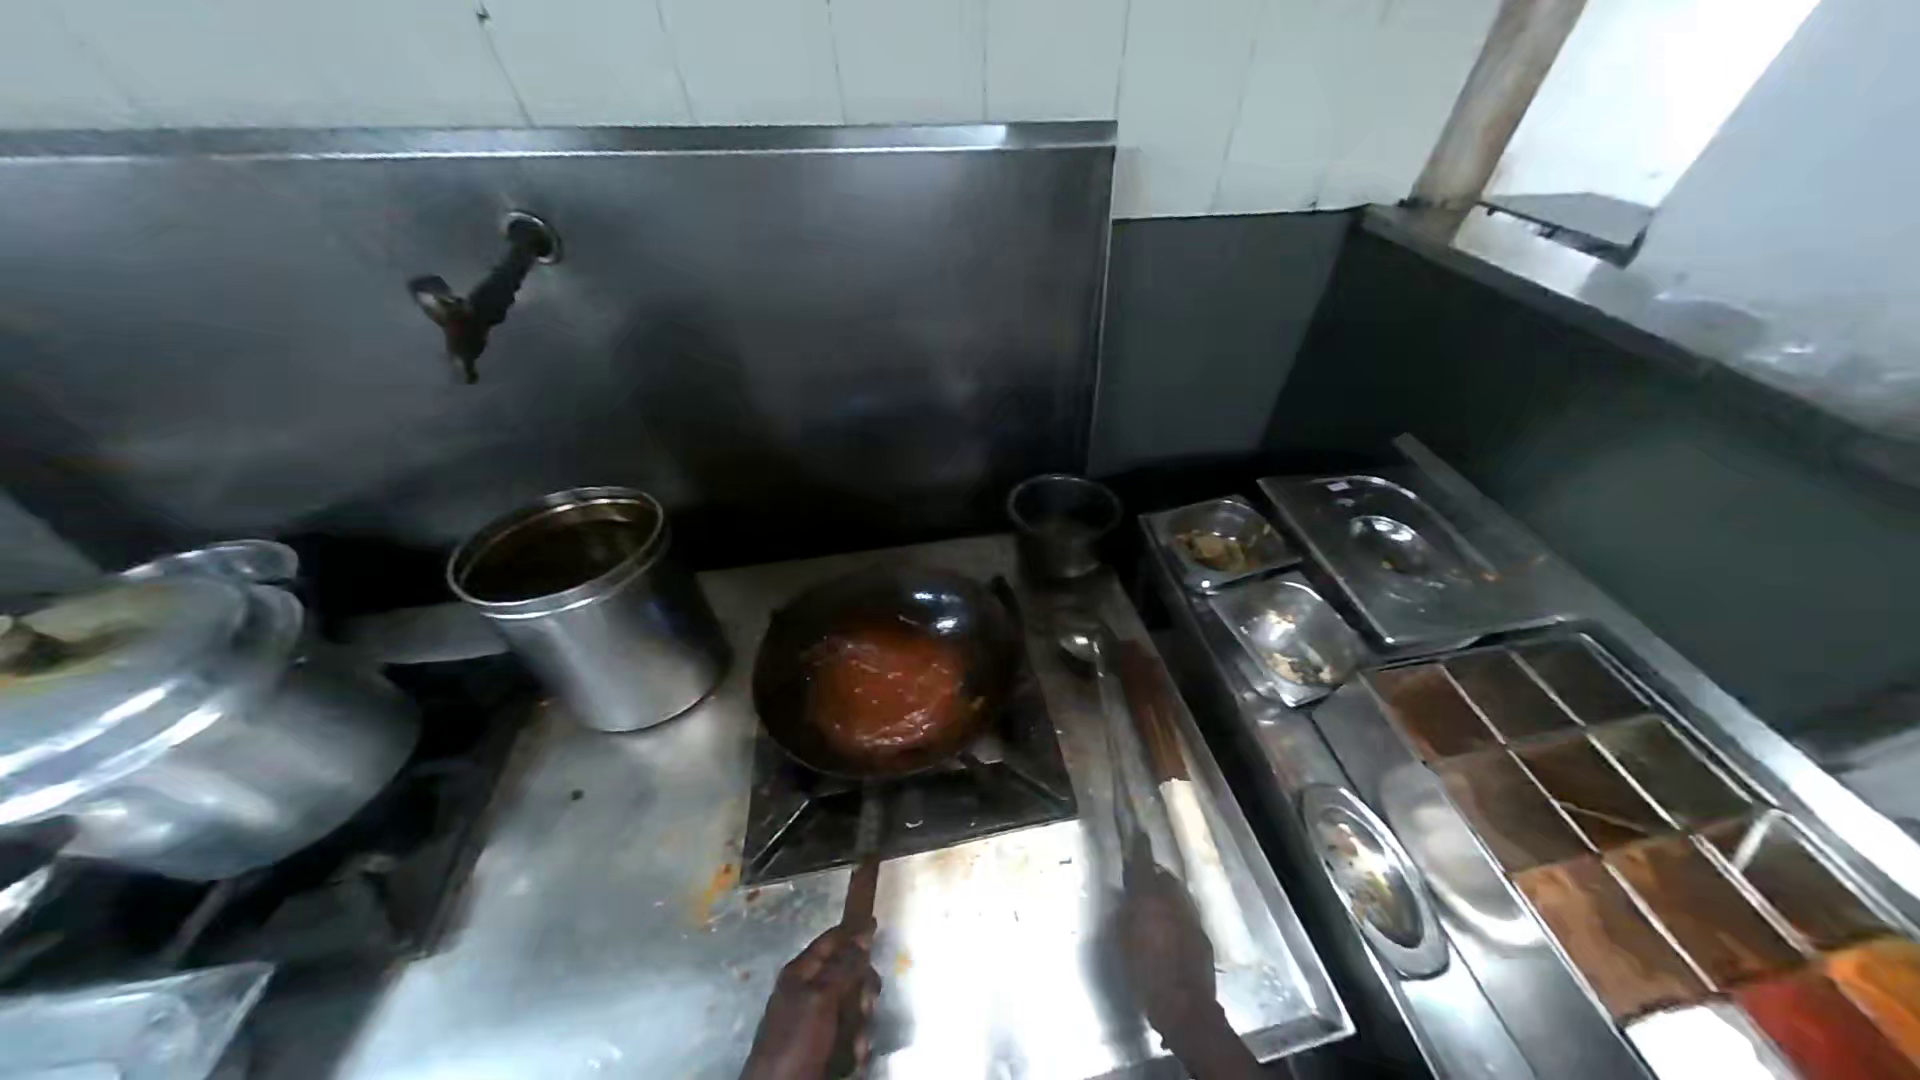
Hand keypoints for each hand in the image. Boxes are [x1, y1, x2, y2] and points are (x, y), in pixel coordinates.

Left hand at [740, 923, 879, 1079]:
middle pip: (850, 973)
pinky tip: (852, 1060)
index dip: (852, 932)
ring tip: (854, 1045)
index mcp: (801, 974)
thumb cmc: (794, 1044)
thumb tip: (863, 933)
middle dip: (863, 989)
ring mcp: (820, 1023)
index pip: (831, 941)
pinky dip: (856, 1048)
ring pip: (856, 1007)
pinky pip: (854, 1036)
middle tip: (865, 1004)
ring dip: (861, 1025)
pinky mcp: (829, 1049)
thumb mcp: (819, 999)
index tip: (875, 923)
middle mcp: (812, 993)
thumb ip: (843, 965)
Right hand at [1116, 839, 1261, 1079]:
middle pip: (1164, 877)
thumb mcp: (1122, 941)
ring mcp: (1191, 918)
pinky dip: (1177, 915)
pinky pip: (1186, 914)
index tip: (1139, 834)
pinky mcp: (1202, 935)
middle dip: (1154, 876)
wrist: (1184, 1006)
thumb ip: (1125, 914)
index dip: (1140, 847)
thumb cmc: (1144, 973)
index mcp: (1149, 900)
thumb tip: (1127, 899)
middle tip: (1141, 883)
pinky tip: (1170, 931)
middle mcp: (1173, 902)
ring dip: (1167, 895)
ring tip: (1156, 908)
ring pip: (1178, 895)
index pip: (1143, 864)